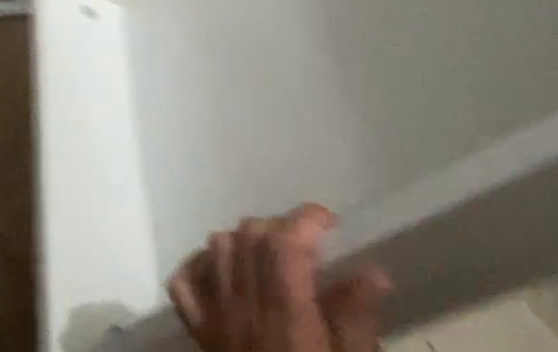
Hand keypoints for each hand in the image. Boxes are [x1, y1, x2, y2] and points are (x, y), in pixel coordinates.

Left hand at [166, 203, 391, 351]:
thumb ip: (357, 323)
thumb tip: (371, 273)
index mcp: (287, 318)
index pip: (284, 244)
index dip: (305, 220)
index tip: (330, 224)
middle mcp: (244, 310)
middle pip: (249, 237)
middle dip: (281, 227)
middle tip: (310, 246)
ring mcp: (216, 322)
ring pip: (217, 249)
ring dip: (244, 240)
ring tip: (273, 257)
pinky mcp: (200, 337)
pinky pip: (185, 284)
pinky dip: (202, 266)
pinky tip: (226, 272)